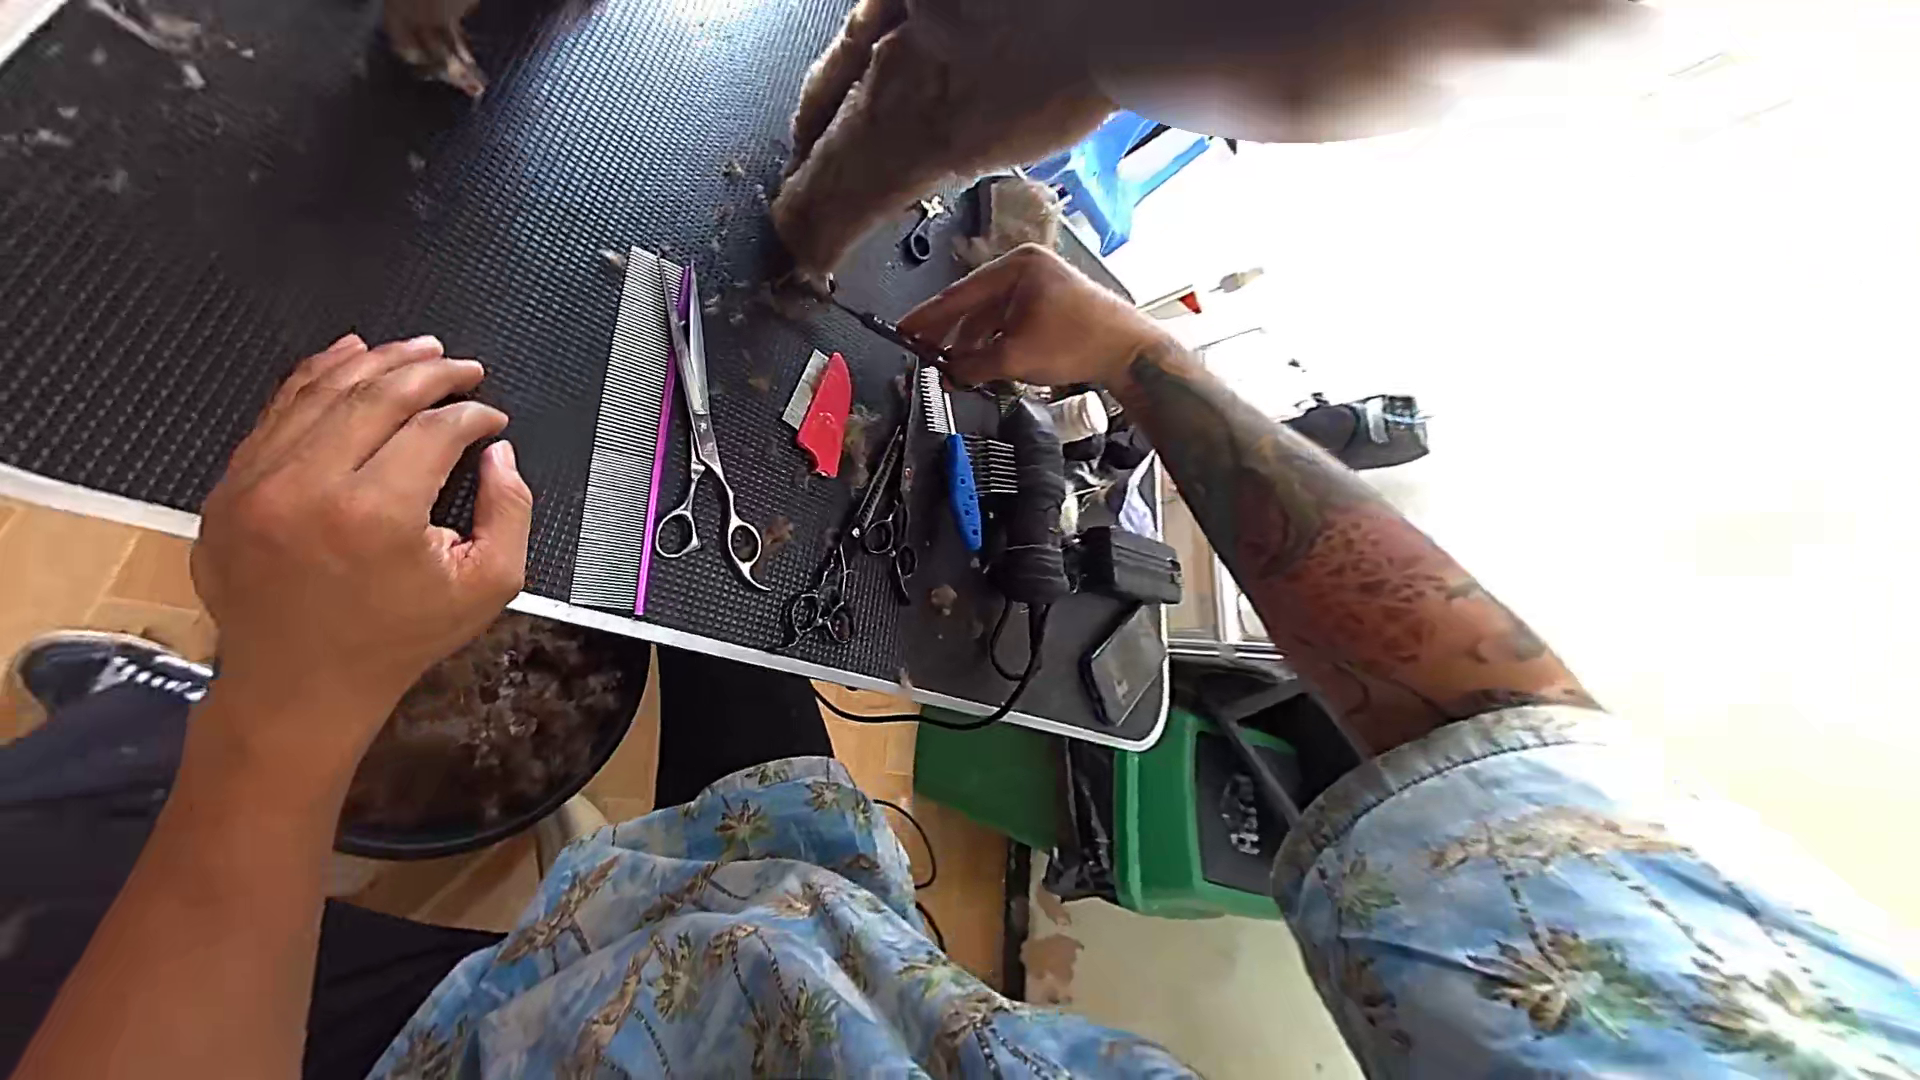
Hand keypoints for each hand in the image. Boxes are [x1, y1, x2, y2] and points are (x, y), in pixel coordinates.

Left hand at [191, 333, 531, 766]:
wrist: (304, 680)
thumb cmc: (407, 633)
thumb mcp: (492, 582)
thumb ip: (509, 511)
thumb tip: (500, 454)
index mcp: (376, 513)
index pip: (433, 431)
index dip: (473, 415)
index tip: (496, 419)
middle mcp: (306, 486)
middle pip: (374, 398)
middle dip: (429, 372)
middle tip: (465, 365)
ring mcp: (255, 483)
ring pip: (319, 393)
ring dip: (375, 362)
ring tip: (418, 348)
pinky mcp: (229, 487)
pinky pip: (275, 412)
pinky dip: (316, 377)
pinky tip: (348, 356)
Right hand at [898, 244, 1172, 392]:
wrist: (1127, 353)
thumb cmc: (1077, 343)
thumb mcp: (1014, 357)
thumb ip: (972, 364)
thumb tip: (946, 373)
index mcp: (1017, 266)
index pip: (959, 293)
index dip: (928, 317)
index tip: (904, 330)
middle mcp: (1026, 270)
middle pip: (973, 305)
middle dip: (949, 335)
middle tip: (922, 354)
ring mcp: (1039, 287)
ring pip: (990, 318)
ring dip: (971, 345)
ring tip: (953, 369)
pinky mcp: (1048, 307)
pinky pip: (1008, 324)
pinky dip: (993, 345)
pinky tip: (982, 365)